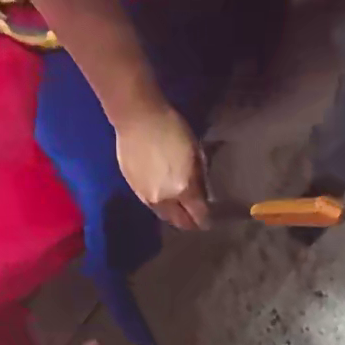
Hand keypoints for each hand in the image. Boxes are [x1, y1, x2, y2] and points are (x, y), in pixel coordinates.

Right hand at [114, 103, 210, 230]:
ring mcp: (148, 198)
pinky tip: (166, 201)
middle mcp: (165, 200)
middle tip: (196, 221)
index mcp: (183, 188)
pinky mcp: (136, 193)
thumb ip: (199, 175)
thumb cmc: (171, 128)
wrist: (137, 121)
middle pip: (179, 221)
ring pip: (165, 217)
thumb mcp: (194, 149)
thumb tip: (203, 193)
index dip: (205, 220)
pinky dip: (162, 208)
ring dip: (175, 217)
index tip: (209, 222)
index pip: (198, 214)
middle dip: (190, 223)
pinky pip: (152, 207)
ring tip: (181, 213)